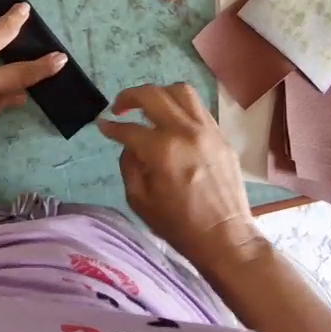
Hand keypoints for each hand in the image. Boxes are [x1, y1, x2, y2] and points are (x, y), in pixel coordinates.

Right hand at [97, 83, 263, 269]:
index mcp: (162, 151)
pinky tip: (173, 120)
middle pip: (152, 95)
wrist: (227, 240)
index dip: (111, 127)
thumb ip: (128, 165)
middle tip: (119, 107)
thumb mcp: (140, 201)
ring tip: (149, 106)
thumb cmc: (180, 226)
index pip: (129, 128)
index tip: (103, 125)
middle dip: (129, 97)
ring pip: (180, 91)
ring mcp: (207, 131)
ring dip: (159, 93)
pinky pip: (199, 107)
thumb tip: (128, 144)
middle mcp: (184, 132)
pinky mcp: (221, 136)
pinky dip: (181, 106)